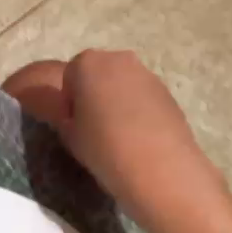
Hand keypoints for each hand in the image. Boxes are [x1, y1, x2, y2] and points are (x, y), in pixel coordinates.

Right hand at [55, 49, 206, 200]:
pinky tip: (141, 140)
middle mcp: (117, 59)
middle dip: (94, 96)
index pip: (69, 77)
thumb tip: (68, 114)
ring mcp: (147, 74)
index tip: (75, 128)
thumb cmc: (105, 149)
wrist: (163, 173)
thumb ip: (62, 116)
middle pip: (98, 74)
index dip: (69, 103)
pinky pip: (144, 98)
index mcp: (87, 62)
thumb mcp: (69, 135)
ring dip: (118, 102)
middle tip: (94, 130)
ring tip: (120, 138)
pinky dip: (139, 112)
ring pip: (123, 85)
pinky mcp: (168, 94)